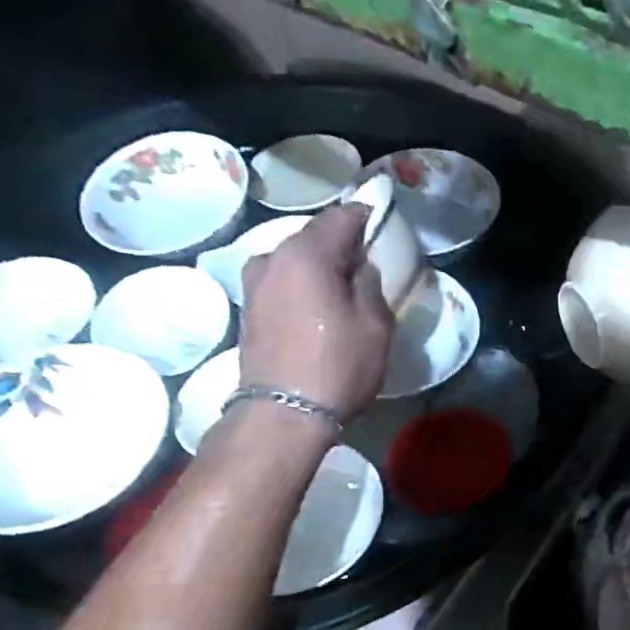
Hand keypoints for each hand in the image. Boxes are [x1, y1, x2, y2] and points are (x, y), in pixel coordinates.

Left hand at [238, 203, 393, 422]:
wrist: (283, 412)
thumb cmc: (338, 366)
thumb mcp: (375, 325)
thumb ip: (370, 285)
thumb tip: (360, 268)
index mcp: (306, 255)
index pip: (340, 218)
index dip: (364, 216)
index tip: (381, 221)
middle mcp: (272, 258)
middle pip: (313, 237)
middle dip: (341, 243)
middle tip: (367, 261)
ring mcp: (254, 282)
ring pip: (295, 259)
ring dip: (320, 266)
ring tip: (344, 287)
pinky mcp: (248, 307)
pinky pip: (283, 280)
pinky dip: (303, 284)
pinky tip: (320, 305)